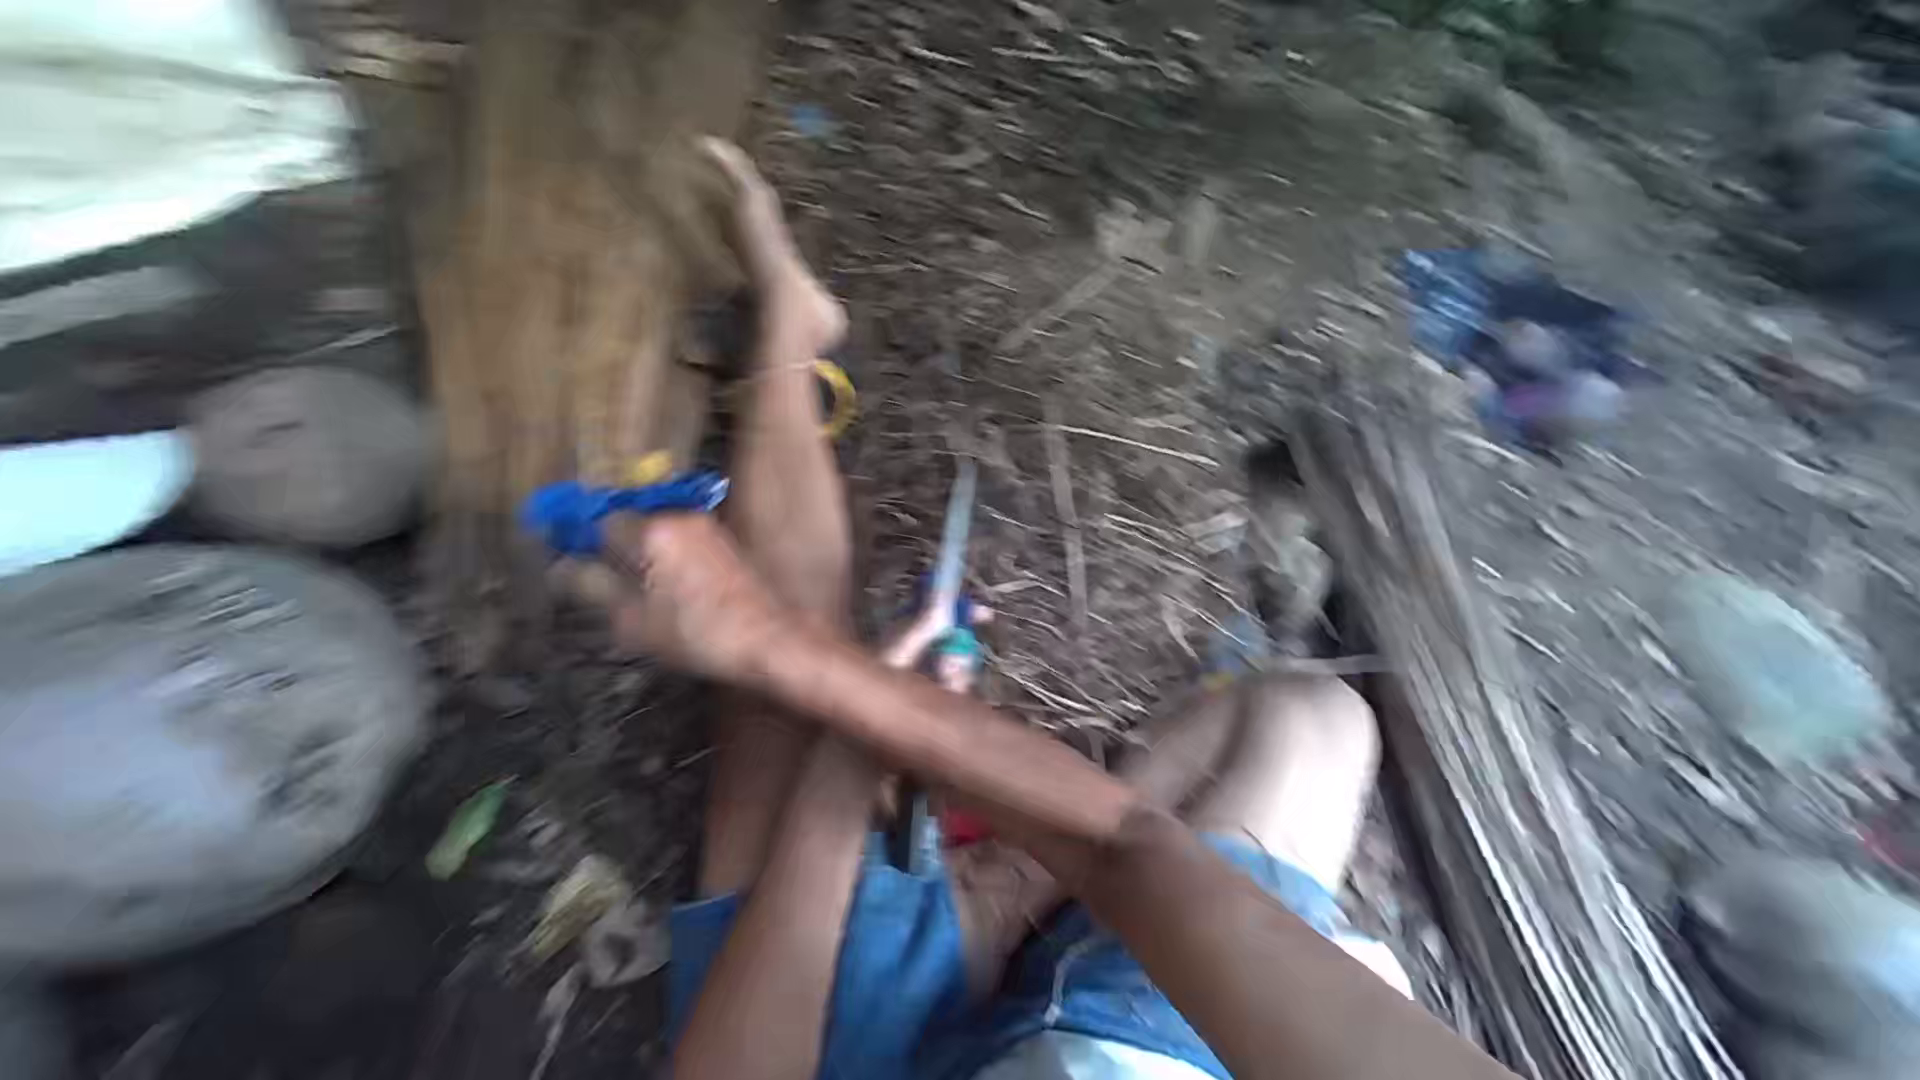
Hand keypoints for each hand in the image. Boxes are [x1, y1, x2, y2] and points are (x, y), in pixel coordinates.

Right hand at [558, 513, 792, 679]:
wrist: (769, 639)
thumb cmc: (706, 634)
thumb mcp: (636, 622)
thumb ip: (596, 590)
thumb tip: (566, 570)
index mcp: (655, 532)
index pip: (598, 520)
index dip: (573, 534)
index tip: (555, 543)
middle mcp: (682, 520)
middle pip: (628, 521)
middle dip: (605, 542)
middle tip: (585, 570)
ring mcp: (707, 529)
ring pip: (655, 531)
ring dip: (634, 549)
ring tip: (623, 585)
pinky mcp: (723, 543)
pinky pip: (678, 541)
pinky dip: (661, 555)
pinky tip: (658, 586)